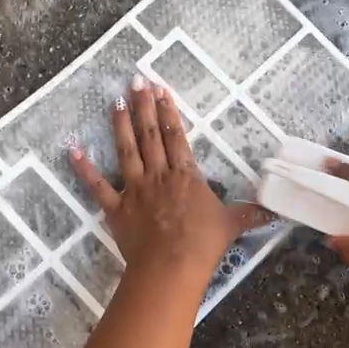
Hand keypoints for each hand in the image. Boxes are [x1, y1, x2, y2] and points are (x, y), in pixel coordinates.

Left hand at [69, 77, 268, 276]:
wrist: (171, 267)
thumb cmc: (202, 244)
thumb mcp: (231, 224)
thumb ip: (250, 213)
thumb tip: (274, 211)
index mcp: (185, 174)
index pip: (174, 136)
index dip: (167, 111)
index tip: (161, 89)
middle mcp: (158, 174)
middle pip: (149, 134)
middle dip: (143, 105)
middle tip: (136, 80)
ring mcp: (135, 189)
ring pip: (126, 150)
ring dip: (120, 124)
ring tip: (116, 100)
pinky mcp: (116, 207)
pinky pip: (97, 186)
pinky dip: (84, 168)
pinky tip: (73, 150)